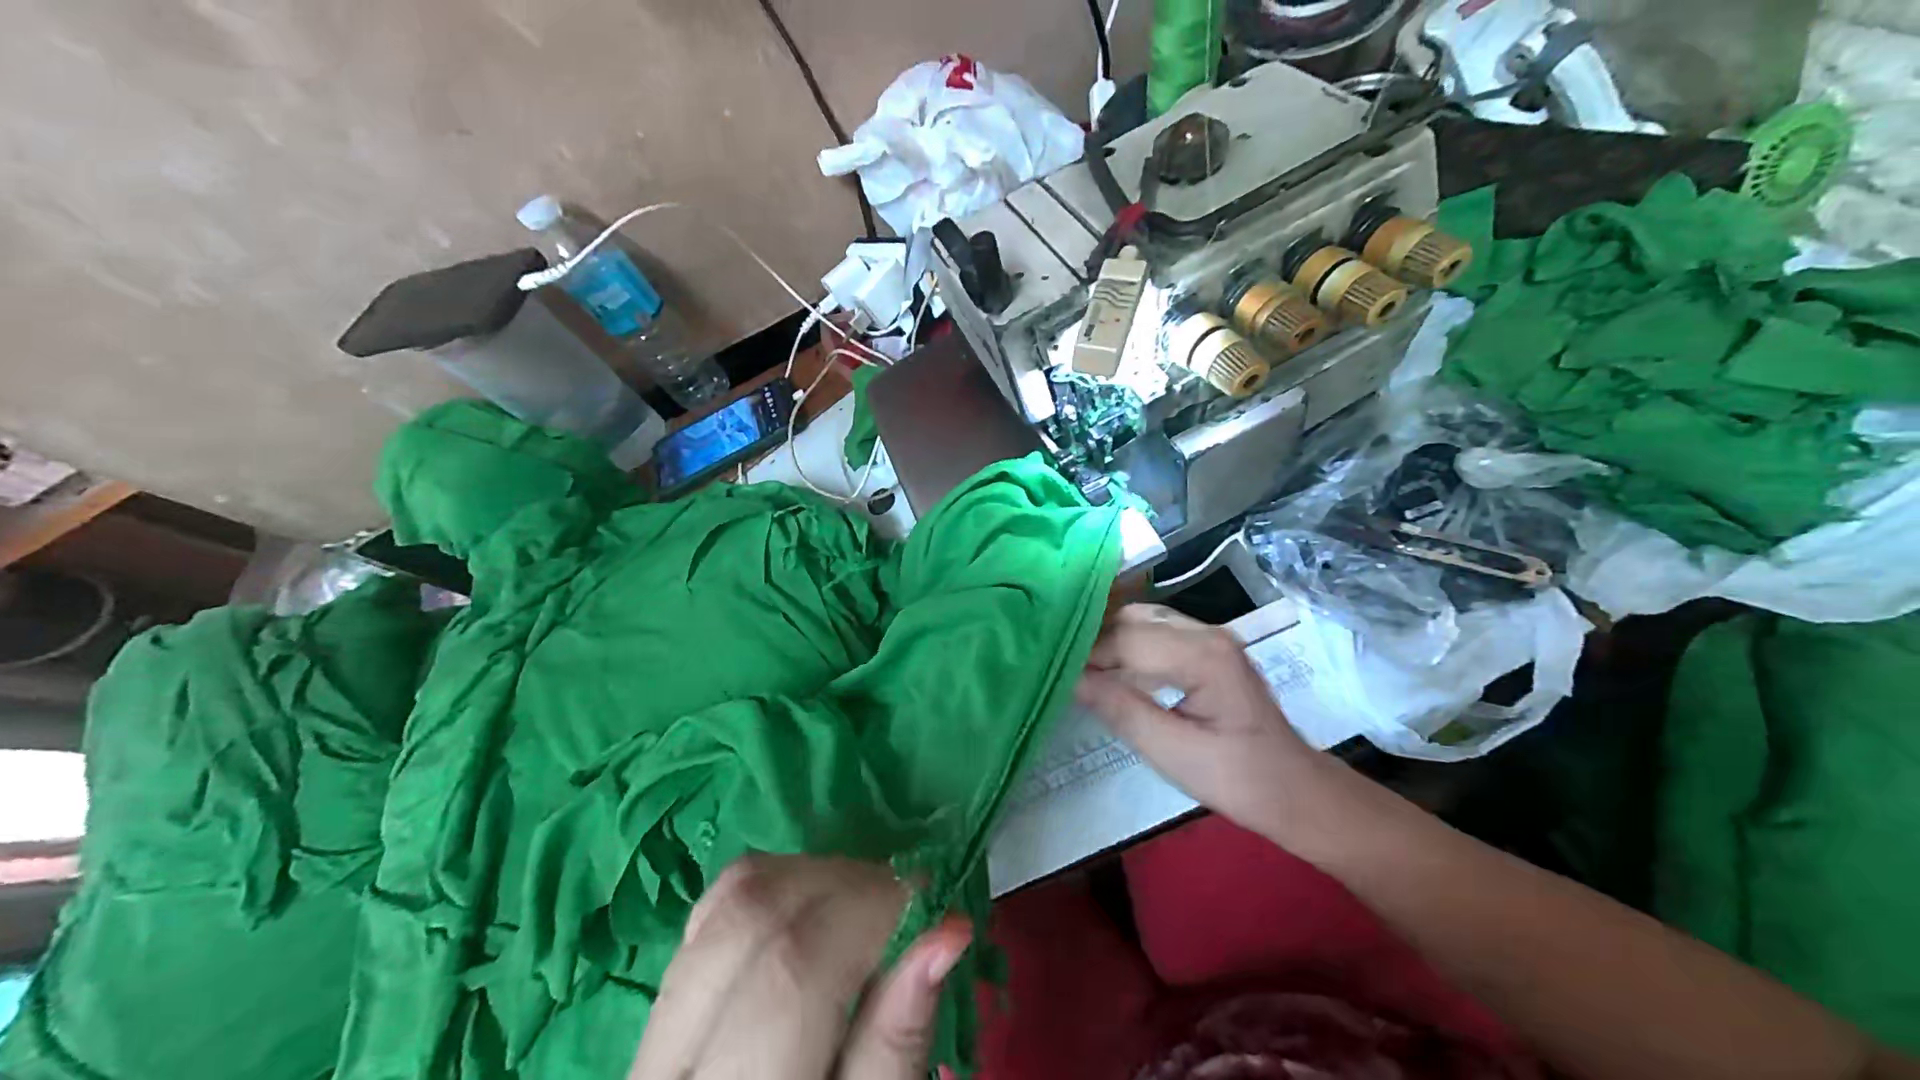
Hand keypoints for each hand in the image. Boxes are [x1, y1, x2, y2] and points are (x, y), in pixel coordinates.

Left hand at [628, 854, 972, 1079]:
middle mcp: (672, 1055)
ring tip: (865, 904)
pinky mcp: (661, 994)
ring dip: (813, 874)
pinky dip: (778, 885)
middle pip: (755, 911)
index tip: (930, 896)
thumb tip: (948, 932)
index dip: (871, 907)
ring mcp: (655, 1022)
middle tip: (904, 899)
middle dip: (846, 881)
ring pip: (732, 893)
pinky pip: (716, 904)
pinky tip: (815, 910)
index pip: (793, 963)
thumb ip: (898, 1042)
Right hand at [1076, 604, 1318, 827]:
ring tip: (1076, 666)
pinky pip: (1157, 632)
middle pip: (1133, 620)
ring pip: (1143, 620)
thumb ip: (1121, 710)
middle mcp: (1208, 633)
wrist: (1296, 791)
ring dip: (1108, 640)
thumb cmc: (1239, 779)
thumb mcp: (1173, 753)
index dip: (1085, 654)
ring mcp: (1211, 637)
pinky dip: (1127, 644)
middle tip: (1057, 666)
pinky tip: (1109, 667)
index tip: (1050, 670)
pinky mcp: (1209, 648)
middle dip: (1092, 641)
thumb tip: (1070, 678)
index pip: (1126, 639)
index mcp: (1203, 655)